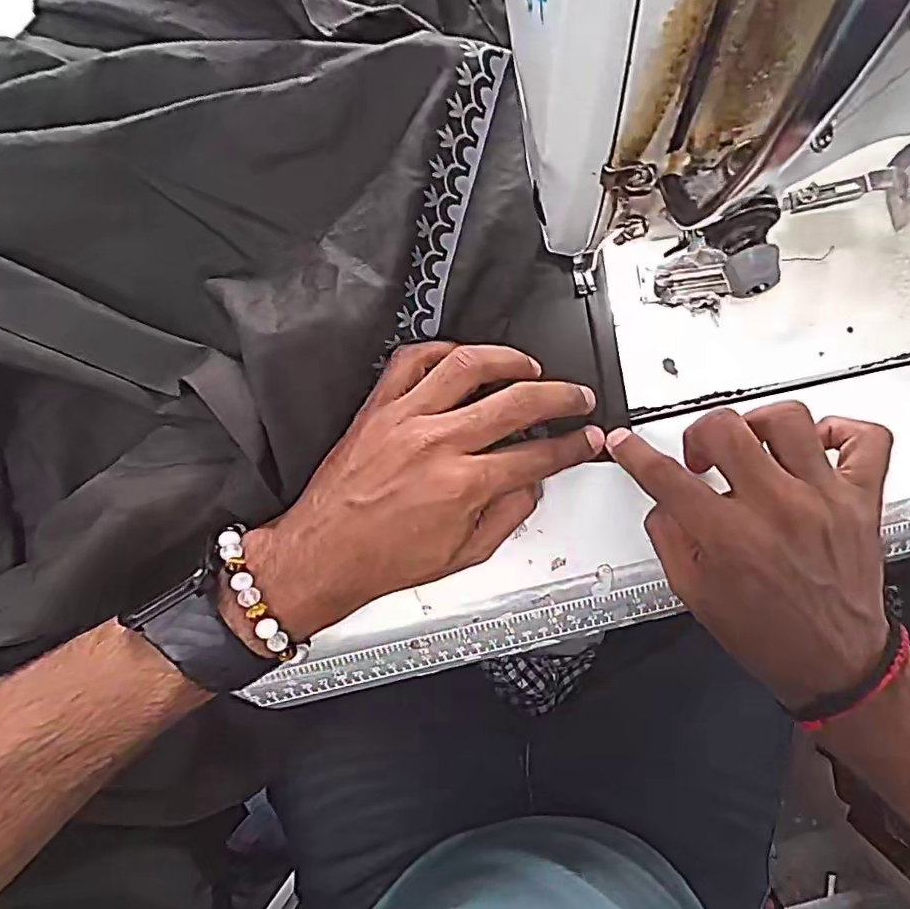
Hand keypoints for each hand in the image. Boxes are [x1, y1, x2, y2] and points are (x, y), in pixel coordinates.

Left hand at [238, 342, 604, 640]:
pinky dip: (443, 350)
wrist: (324, 554)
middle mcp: (437, 445)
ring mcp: (405, 420)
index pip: (537, 455)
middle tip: (575, 397)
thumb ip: (508, 515)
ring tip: (529, 366)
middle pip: (517, 402)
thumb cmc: (383, 558)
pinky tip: (462, 356)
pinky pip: (412, 360)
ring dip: (509, 359)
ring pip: (468, 366)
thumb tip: (531, 484)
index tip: (585, 439)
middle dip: (560, 397)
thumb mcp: (464, 554)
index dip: (572, 446)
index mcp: (463, 486)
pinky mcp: (378, 409)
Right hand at [606, 403, 893, 709]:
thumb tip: (661, 502)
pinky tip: (816, 443)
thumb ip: (669, 540)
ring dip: (757, 423)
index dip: (635, 453)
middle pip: (724, 428)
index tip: (628, 444)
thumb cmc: (771, 635)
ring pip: (789, 419)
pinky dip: (841, 429)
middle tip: (701, 456)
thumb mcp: (696, 594)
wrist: (834, 662)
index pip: (665, 476)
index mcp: (729, 537)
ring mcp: (824, 500)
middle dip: (698, 434)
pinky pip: (867, 438)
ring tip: (752, 445)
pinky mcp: (862, 500)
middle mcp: (776, 510)